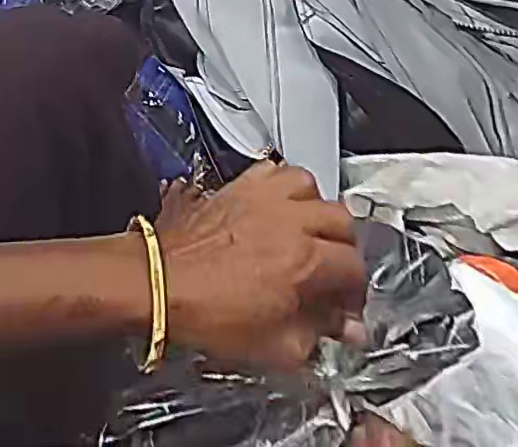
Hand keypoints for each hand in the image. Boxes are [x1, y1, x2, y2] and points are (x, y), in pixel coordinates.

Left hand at [157, 163, 365, 371]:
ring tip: (308, 228)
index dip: (355, 291)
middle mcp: (286, 219)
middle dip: (345, 246)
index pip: (354, 266)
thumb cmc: (209, 312)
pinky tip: (276, 203)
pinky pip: (268, 169)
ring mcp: (259, 198)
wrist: (162, 283)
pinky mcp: (234, 187)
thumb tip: (342, 327)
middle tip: (334, 267)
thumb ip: (318, 332)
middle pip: (340, 218)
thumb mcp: (278, 346)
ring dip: (314, 205)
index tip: (344, 306)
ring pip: (307, 183)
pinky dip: (279, 181)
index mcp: (304, 259)